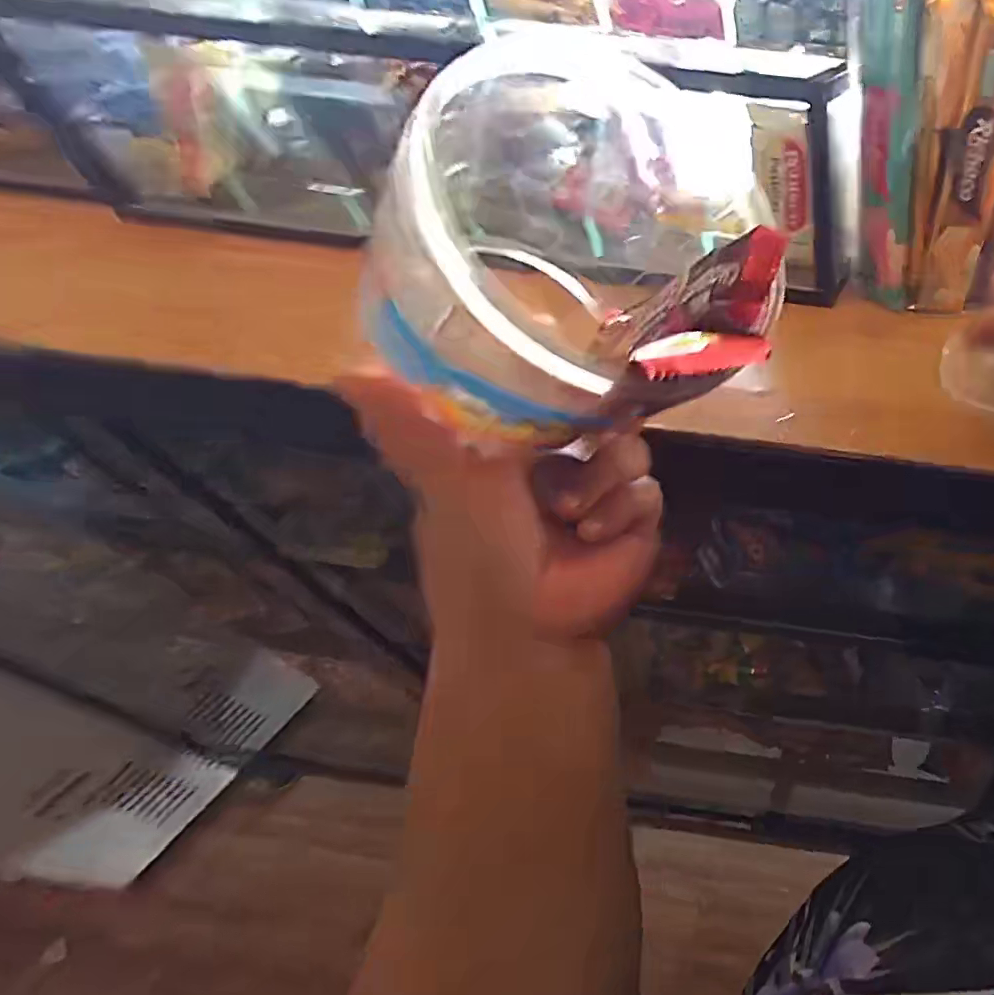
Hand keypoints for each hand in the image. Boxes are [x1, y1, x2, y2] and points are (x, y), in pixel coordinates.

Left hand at [338, 369, 661, 643]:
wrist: (526, 625)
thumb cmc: (477, 550)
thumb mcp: (443, 481)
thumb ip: (411, 428)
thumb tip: (346, 370)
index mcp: (525, 453)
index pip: (558, 400)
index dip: (566, 389)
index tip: (568, 378)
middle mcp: (569, 468)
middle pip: (605, 421)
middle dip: (592, 437)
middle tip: (578, 447)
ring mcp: (608, 495)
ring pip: (631, 453)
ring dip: (601, 480)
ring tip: (571, 514)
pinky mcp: (638, 523)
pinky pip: (648, 492)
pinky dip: (621, 511)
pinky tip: (593, 535)